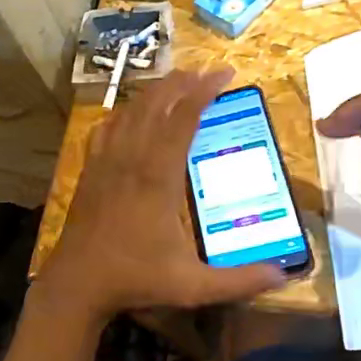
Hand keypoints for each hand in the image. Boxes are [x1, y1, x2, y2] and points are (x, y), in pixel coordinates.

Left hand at [40, 67, 286, 317]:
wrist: (77, 282)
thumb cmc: (135, 279)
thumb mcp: (192, 286)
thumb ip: (239, 280)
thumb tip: (283, 277)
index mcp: (158, 176)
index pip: (183, 118)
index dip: (204, 91)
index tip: (225, 74)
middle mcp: (131, 159)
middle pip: (155, 103)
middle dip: (182, 81)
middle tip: (206, 73)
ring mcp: (106, 162)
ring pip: (129, 111)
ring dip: (154, 92)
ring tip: (175, 84)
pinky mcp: (90, 170)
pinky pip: (106, 128)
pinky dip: (123, 113)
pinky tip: (130, 115)